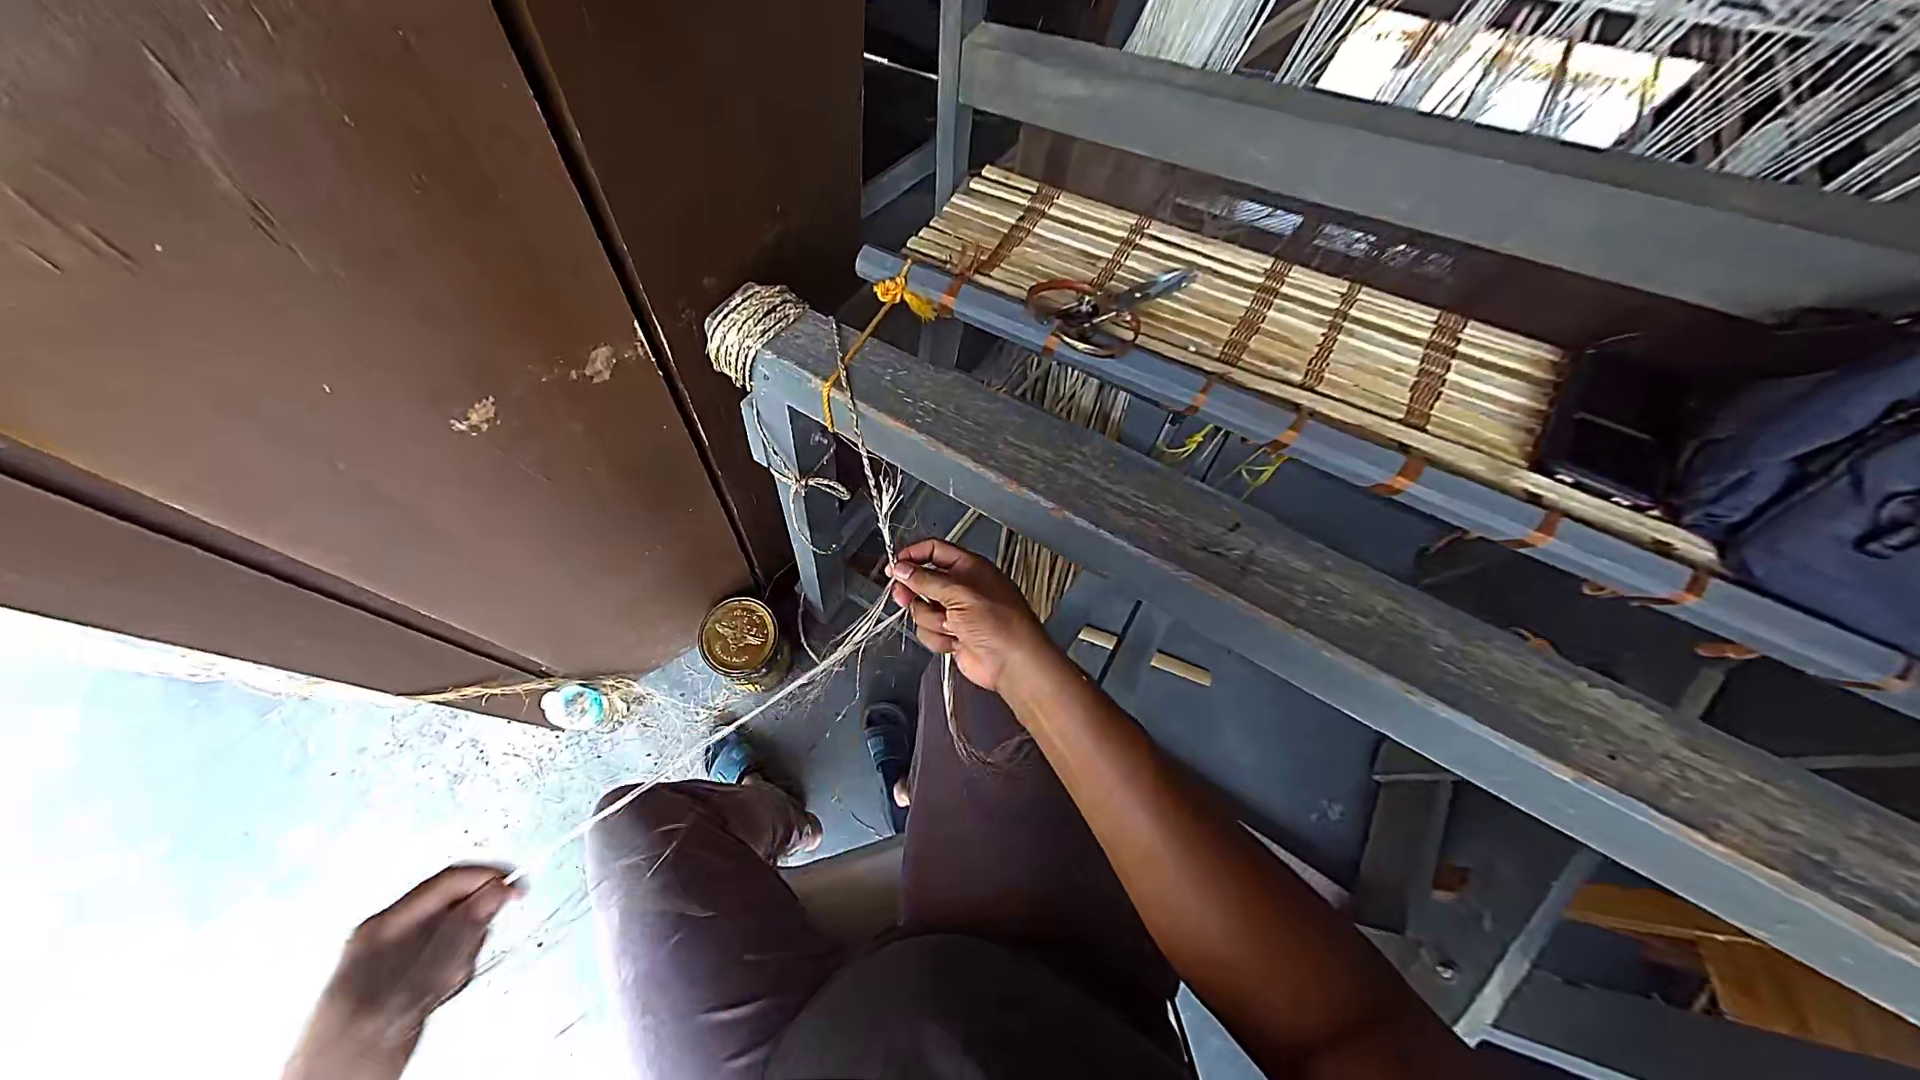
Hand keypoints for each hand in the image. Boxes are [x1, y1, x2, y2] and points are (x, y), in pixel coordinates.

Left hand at [284, 865, 520, 1079]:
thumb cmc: (351, 1053)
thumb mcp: (412, 990)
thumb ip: (457, 937)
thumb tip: (496, 891)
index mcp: (383, 927)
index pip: (449, 879)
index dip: (488, 877)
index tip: (518, 888)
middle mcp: (389, 932)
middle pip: (457, 902)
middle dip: (474, 929)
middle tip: (465, 962)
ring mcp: (396, 950)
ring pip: (458, 928)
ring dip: (464, 955)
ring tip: (441, 990)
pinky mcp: (406, 969)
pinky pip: (449, 953)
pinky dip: (455, 970)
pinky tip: (436, 996)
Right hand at [887, 538, 1059, 693]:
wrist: (1012, 662)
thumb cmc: (1000, 623)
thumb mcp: (959, 593)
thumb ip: (926, 579)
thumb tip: (902, 569)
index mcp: (969, 567)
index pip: (934, 551)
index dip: (912, 556)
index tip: (894, 566)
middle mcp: (961, 587)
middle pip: (922, 581)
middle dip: (913, 591)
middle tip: (904, 597)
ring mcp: (956, 612)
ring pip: (922, 609)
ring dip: (932, 620)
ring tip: (951, 626)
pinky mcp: (951, 634)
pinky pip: (928, 631)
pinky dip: (938, 638)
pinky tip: (955, 641)